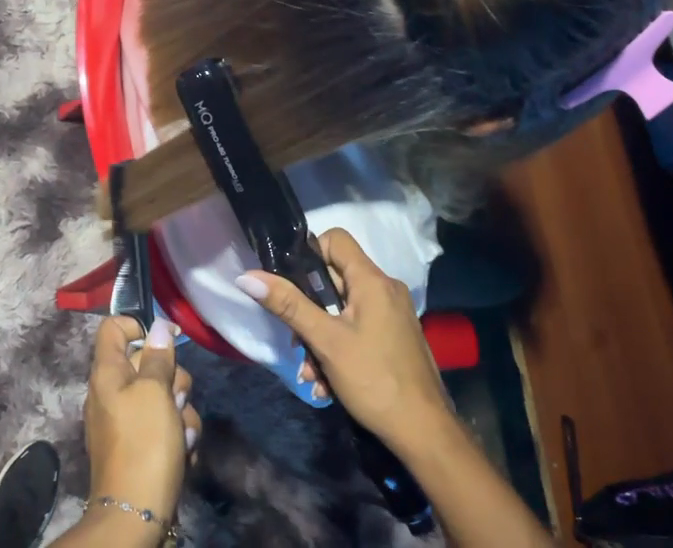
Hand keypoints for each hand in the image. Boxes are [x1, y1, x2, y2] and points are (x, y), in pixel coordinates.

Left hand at [82, 317, 200, 521]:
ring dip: (181, 412)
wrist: (137, 512)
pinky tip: (184, 452)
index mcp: (107, 372)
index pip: (114, 328)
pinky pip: (165, 426)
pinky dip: (177, 436)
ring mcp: (126, 420)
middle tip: (176, 397)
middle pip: (148, 363)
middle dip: (173, 379)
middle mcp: (112, 391)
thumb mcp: (155, 392)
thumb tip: (158, 326)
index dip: (139, 325)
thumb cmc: (144, 443)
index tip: (167, 340)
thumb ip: (158, 357)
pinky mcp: (140, 445)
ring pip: (164, 396)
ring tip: (183, 435)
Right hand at [233, 228, 451, 454]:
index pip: (335, 240)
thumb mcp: (325, 341)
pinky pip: (356, 328)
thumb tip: (247, 276)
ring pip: (341, 309)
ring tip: (310, 372)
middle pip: (334, 278)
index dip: (308, 254)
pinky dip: (337, 348)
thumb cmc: (373, 379)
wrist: (424, 433)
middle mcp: (385, 289)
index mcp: (372, 280)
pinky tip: (326, 382)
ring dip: (318, 337)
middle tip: (296, 340)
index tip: (291, 284)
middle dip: (307, 309)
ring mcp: (391, 315)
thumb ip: (288, 304)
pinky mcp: (393, 337)